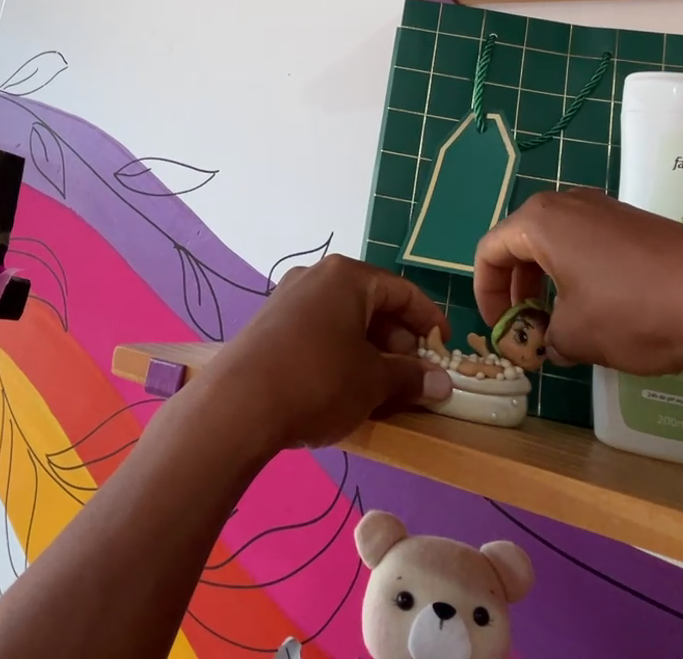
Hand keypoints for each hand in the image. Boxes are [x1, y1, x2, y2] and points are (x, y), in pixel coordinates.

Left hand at [193, 255, 451, 451]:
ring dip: (369, 348)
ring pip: (343, 318)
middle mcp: (315, 276)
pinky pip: (318, 330)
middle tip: (413, 374)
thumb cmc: (318, 381)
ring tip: (382, 385)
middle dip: (398, 339)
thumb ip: (410, 377)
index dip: (429, 321)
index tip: (445, 350)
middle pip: (371, 302)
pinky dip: (340, 351)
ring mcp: (287, 298)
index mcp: (347, 276)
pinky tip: (344, 385)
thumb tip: (441, 382)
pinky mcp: (268, 324)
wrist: (237, 405)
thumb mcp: (373, 382)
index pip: (402, 291)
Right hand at [473, 188, 682, 374]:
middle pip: (522, 245)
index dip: (486, 295)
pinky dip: (582, 277)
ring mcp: (608, 211)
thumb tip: (553, 343)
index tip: (500, 330)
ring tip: (564, 327)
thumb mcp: (577, 337)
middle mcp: (569, 204)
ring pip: (558, 246)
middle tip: (528, 329)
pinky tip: (604, 313)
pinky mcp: (639, 225)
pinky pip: (592, 247)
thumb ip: (549, 339)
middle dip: (518, 290)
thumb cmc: (635, 311)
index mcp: (539, 221)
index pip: (489, 252)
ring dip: (550, 285)